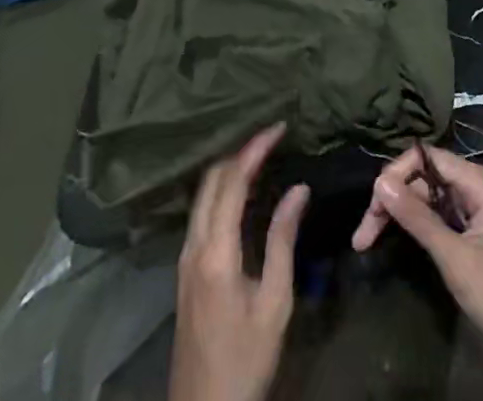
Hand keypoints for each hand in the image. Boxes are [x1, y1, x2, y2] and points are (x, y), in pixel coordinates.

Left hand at [169, 123, 309, 400]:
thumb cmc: (246, 356)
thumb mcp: (275, 300)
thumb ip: (282, 240)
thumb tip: (298, 189)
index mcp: (215, 253)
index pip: (232, 183)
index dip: (254, 149)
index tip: (279, 127)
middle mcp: (192, 247)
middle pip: (210, 183)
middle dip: (239, 152)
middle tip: (273, 137)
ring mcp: (184, 259)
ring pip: (202, 197)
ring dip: (229, 170)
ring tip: (264, 155)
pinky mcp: (186, 270)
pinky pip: (202, 214)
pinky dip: (223, 191)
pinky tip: (246, 192)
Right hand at [352, 146, 482, 400]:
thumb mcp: (455, 257)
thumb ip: (418, 218)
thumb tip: (380, 181)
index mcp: (478, 181)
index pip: (427, 158)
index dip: (395, 174)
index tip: (371, 207)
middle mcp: (474, 186)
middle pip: (422, 177)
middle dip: (390, 198)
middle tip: (361, 236)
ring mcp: (471, 208)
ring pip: (424, 197)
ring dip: (396, 214)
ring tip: (364, 241)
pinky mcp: (467, 230)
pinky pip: (433, 215)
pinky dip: (410, 226)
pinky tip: (389, 238)